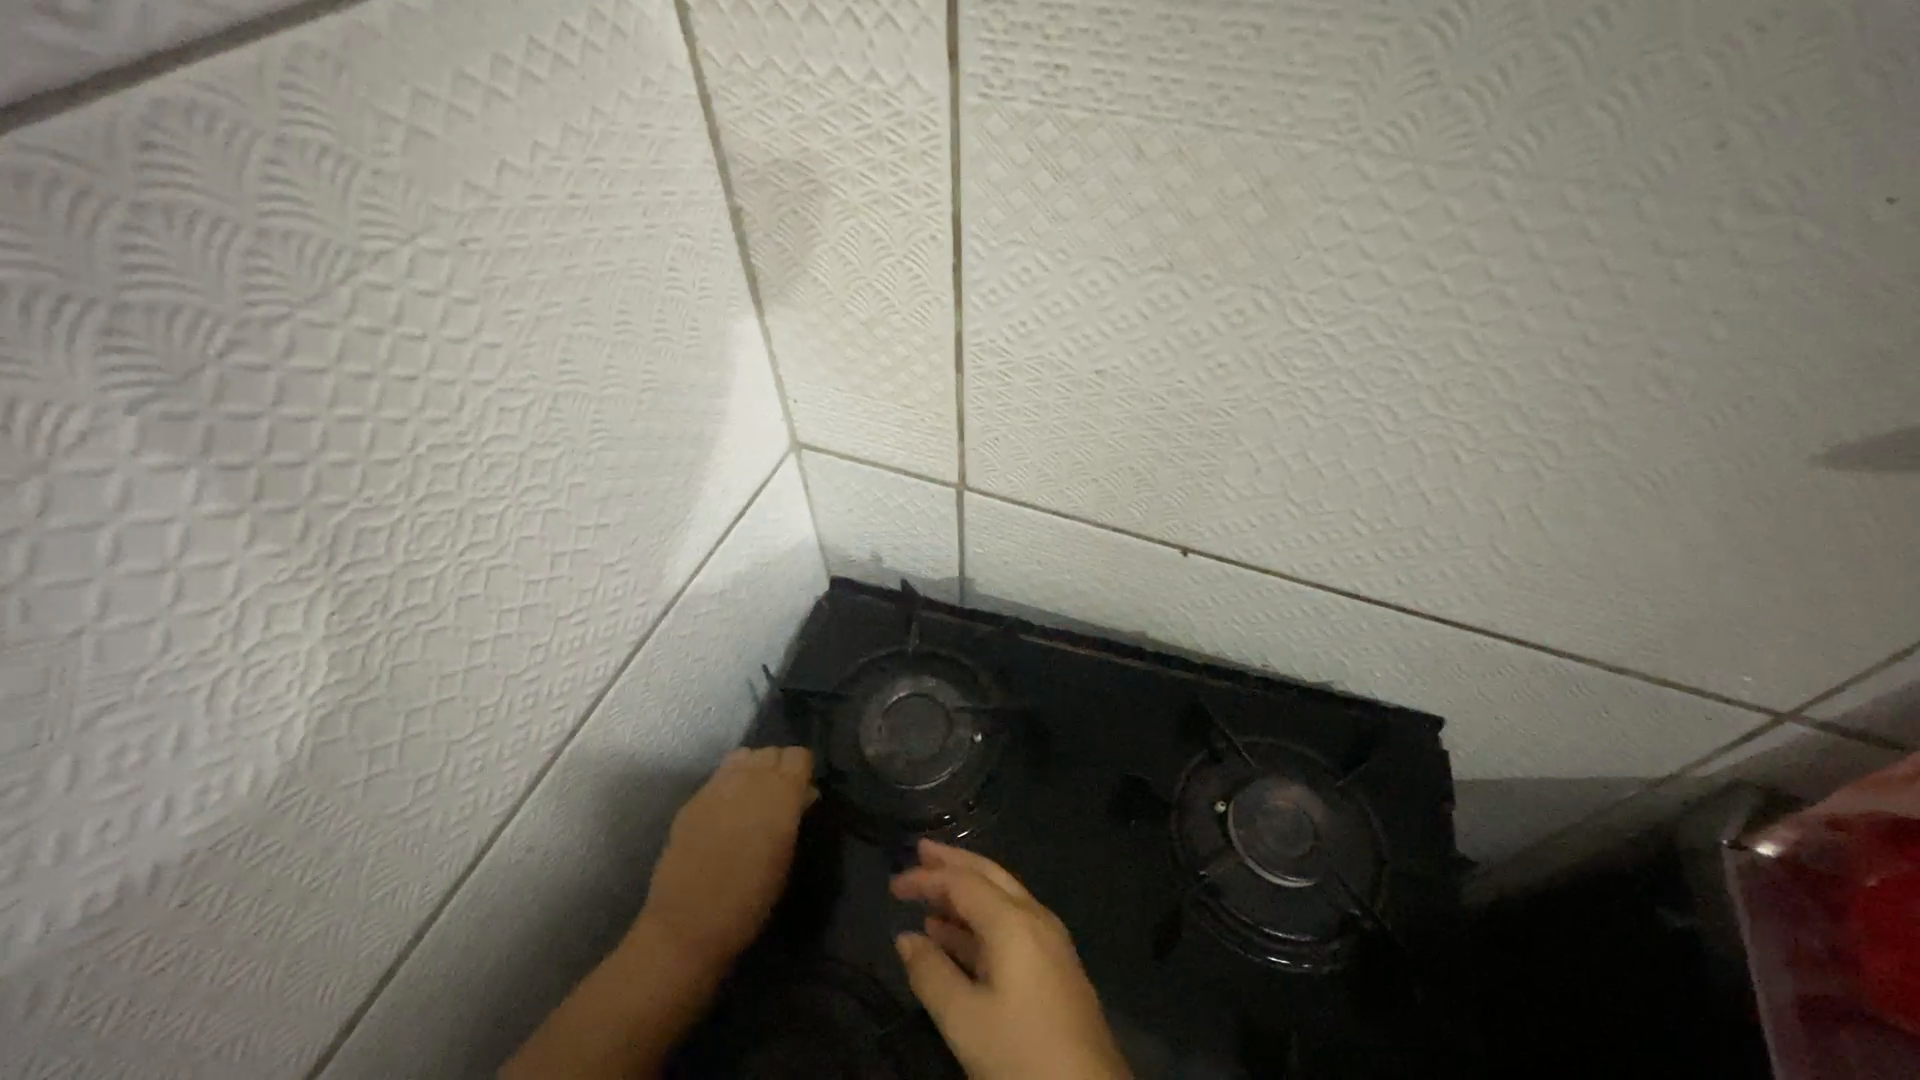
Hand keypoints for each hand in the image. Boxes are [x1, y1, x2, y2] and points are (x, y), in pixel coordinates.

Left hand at [632, 746, 814, 972]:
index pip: (799, 756)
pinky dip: (729, 785)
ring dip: (753, 770)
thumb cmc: (750, 901)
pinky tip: (726, 814)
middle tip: (779, 799)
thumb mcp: (786, 860)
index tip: (804, 794)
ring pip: (744, 756)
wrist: (688, 924)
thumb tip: (803, 794)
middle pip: (771, 752)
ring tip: (752, 800)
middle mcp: (748, 781)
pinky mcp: (692, 800)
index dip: (803, 772)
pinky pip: (719, 777)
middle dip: (779, 768)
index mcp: (780, 796)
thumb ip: (795, 818)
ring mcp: (716, 787)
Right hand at [891, 840, 1131, 1079]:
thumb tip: (905, 938)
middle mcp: (1037, 920)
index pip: (964, 883)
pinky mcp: (1055, 969)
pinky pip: (1012, 927)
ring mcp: (1050, 944)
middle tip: (920, 851)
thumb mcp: (963, 1019)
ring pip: (1003, 901)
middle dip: (954, 863)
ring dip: (966, 895)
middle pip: (990, 877)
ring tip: (929, 898)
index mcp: (1014, 923)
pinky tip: (955, 939)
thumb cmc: (1020, 1053)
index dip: (926, 877)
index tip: (893, 883)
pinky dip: (980, 923)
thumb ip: (930, 973)